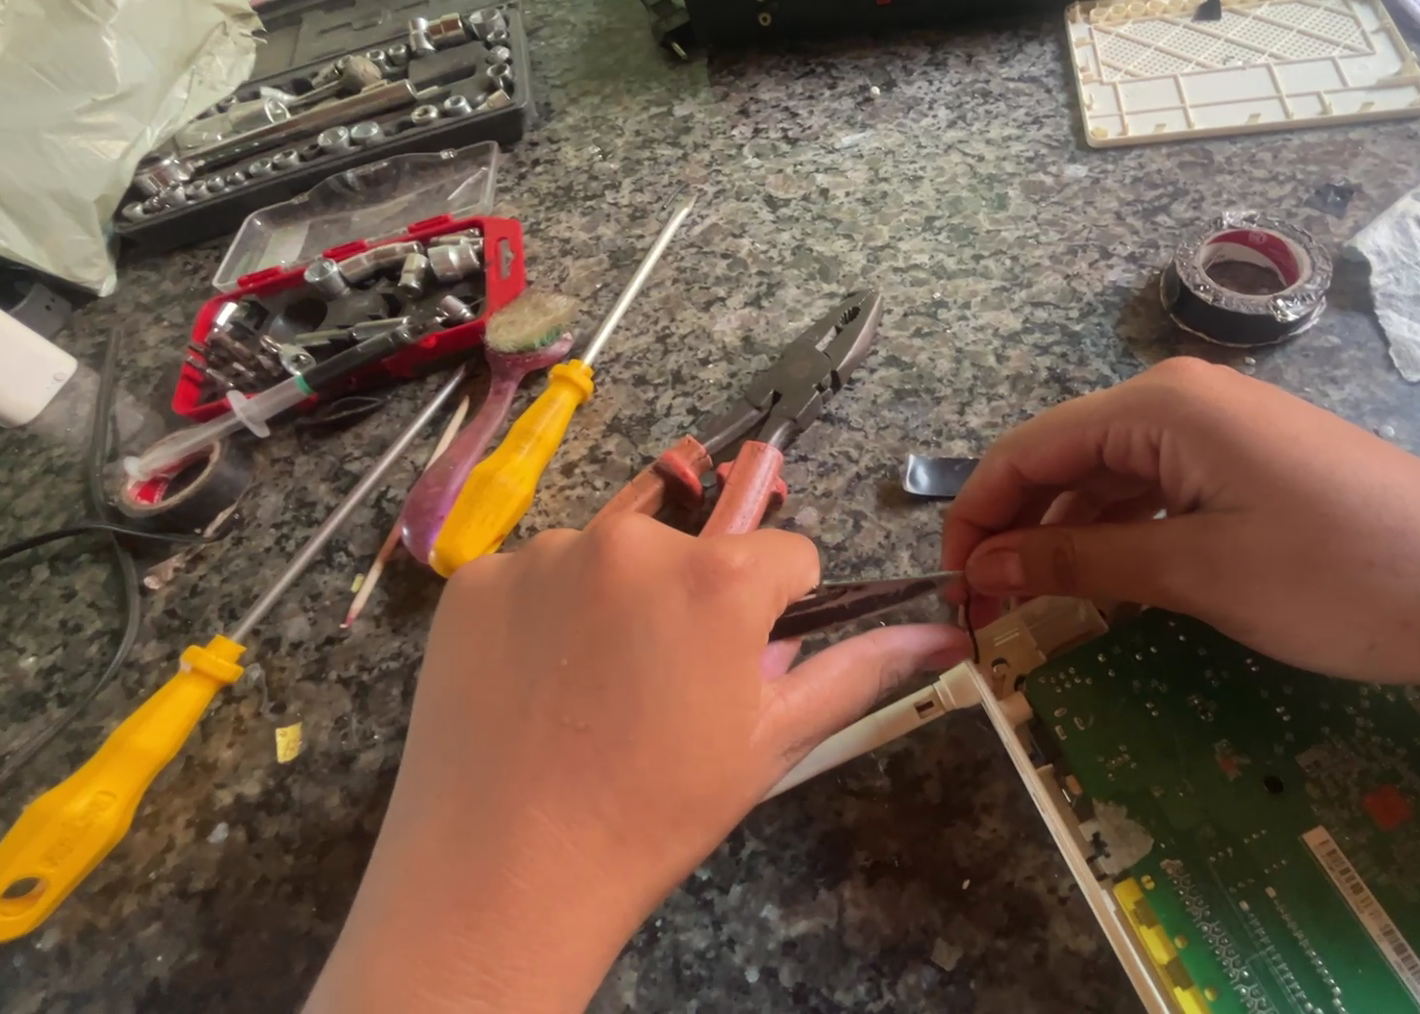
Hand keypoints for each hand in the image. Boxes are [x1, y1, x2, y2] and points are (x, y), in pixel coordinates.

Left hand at [311, 517, 967, 1012]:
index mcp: (718, 577)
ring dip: (622, 594)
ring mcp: (546, 551)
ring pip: (616, 550)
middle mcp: (632, 541)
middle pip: (697, 543)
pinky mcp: (478, 575)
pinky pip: (539, 569)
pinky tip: (537, 673)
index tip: (745, 656)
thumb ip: (859, 669)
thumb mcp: (772, 738)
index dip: (779, 605)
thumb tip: (941, 634)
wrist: (502, 877)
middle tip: (664, 673)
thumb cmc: (658, 808)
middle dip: (698, 592)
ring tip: (596, 677)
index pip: (786, 553)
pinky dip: (548, 606)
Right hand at [942, 357, 1419, 688]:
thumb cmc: (1343, 578)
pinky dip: (1113, 535)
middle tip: (986, 605)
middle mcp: (1176, 400)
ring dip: (1060, 536)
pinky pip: (1148, 493)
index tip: (953, 585)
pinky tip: (1102, 579)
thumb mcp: (1193, 572)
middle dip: (1013, 528)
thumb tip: (979, 569)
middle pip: (1059, 459)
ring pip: (1101, 479)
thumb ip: (1075, 561)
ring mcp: (1212, 432)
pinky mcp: (1239, 466)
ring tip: (1033, 600)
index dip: (977, 515)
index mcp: (1157, 404)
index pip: (1027, 450)